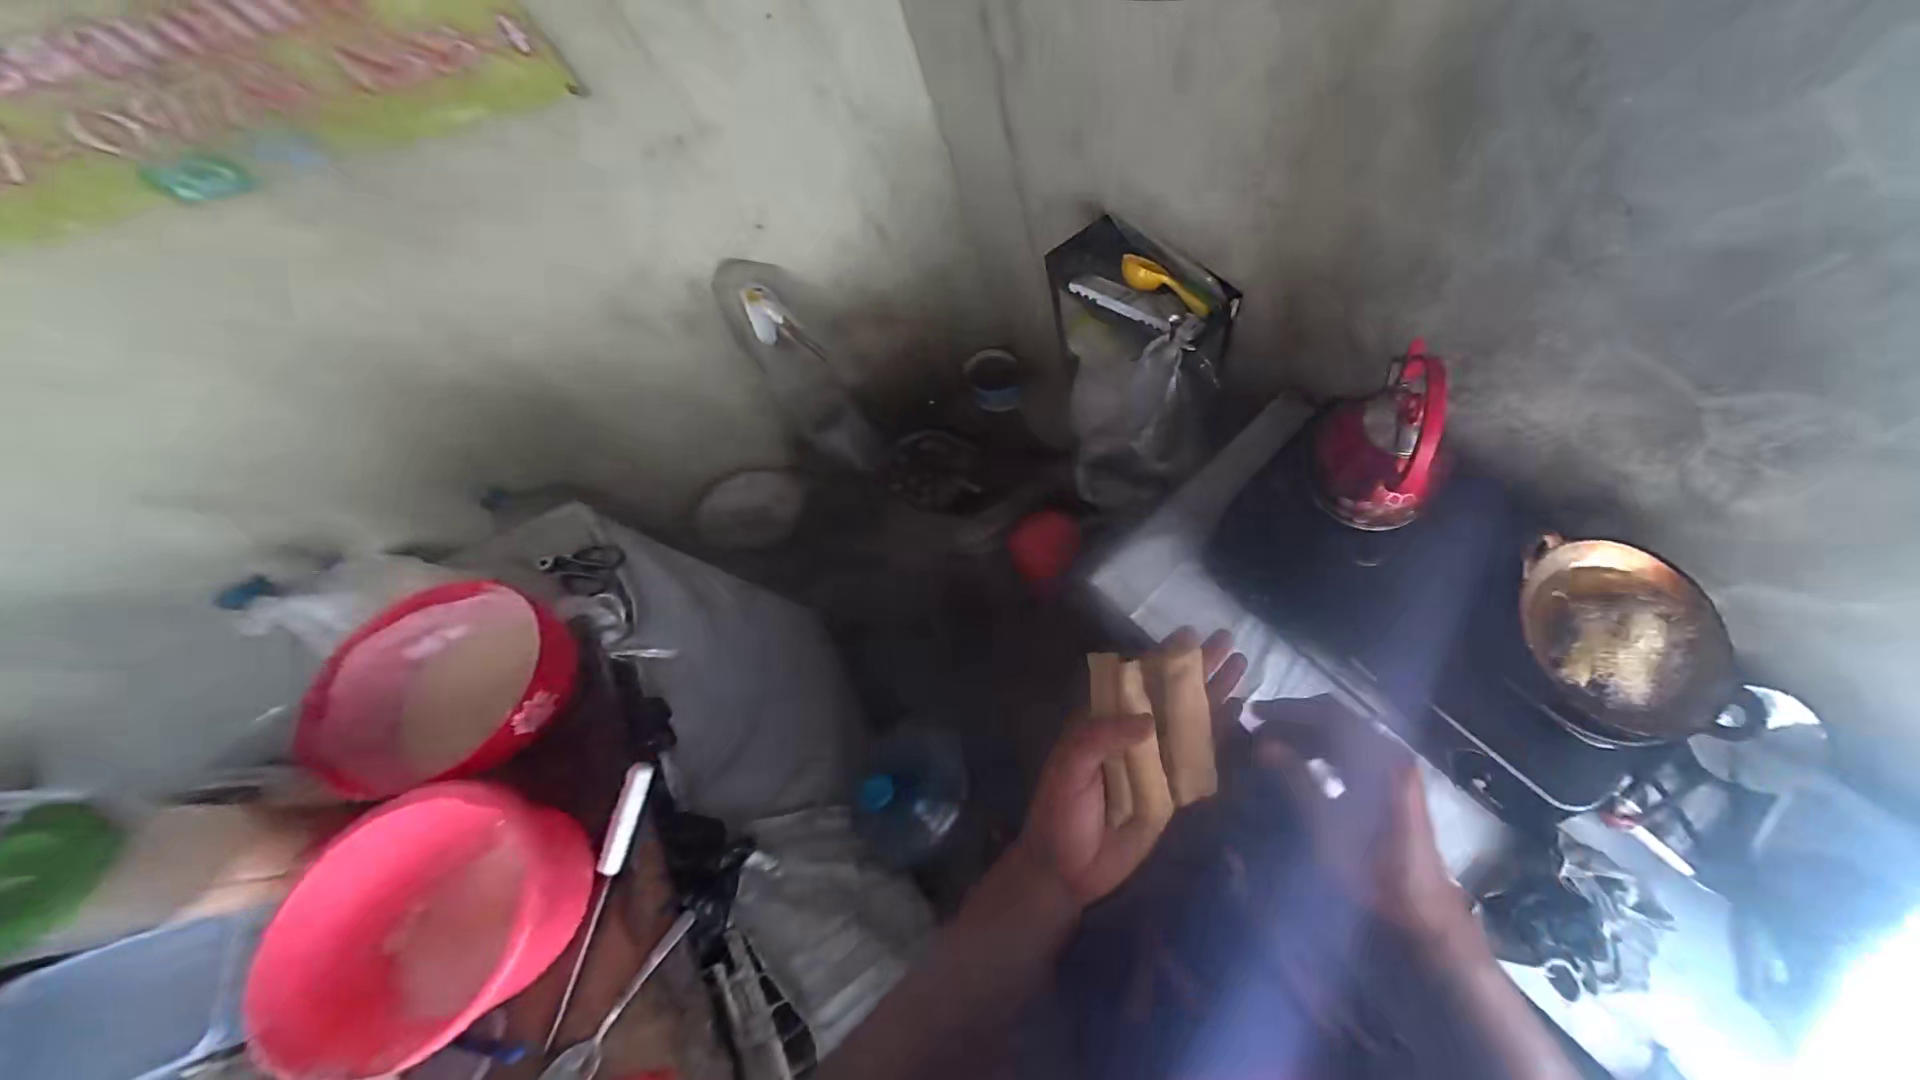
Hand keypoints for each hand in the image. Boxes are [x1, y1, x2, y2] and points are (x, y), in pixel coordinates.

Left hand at [1020, 629, 1247, 907]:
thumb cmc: (1060, 810)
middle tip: (1229, 643)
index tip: (1189, 636)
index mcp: (1103, 721)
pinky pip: (1198, 759)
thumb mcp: (1069, 767)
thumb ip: (1101, 738)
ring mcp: (1154, 762)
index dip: (1163, 659)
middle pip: (1169, 695)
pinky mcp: (1172, 792)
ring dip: (1215, 695)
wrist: (1067, 867)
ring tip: (1242, 667)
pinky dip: (1217, 735)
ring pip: (1189, 721)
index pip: (1137, 681)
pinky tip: (1236, 714)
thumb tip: (1148, 720)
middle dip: (1199, 669)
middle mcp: (1132, 735)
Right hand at [1244, 698, 1475, 947]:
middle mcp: (1390, 754)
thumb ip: (1296, 782)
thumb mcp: (1328, 831)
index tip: (1253, 714)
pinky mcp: (1391, 782)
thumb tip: (1263, 744)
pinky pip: (1350, 747)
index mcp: (1379, 760)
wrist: (1422, 913)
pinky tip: (1300, 760)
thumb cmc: (1373, 874)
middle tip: (1257, 726)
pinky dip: (1320, 746)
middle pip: (1336, 717)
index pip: (1328, 715)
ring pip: (1342, 731)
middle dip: (1293, 717)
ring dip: (1304, 730)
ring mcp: (1393, 766)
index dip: (1287, 710)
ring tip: (1271, 742)